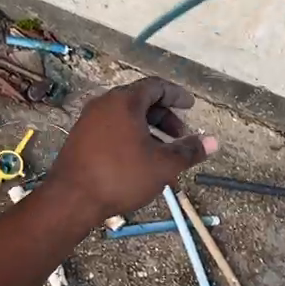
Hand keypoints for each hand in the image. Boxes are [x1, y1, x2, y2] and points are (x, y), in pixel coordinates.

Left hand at [41, 77, 217, 225]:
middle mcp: (104, 103)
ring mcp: (89, 120)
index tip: (191, 106)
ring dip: (148, 129)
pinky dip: (131, 136)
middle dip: (165, 117)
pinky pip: (112, 128)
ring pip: (126, 117)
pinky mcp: (80, 138)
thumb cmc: (120, 176)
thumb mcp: (162, 165)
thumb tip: (214, 141)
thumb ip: (189, 151)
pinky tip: (139, 160)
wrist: (70, 199)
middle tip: (181, 136)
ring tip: (163, 152)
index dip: (177, 95)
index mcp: (125, 101)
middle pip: (141, 101)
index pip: (156, 86)